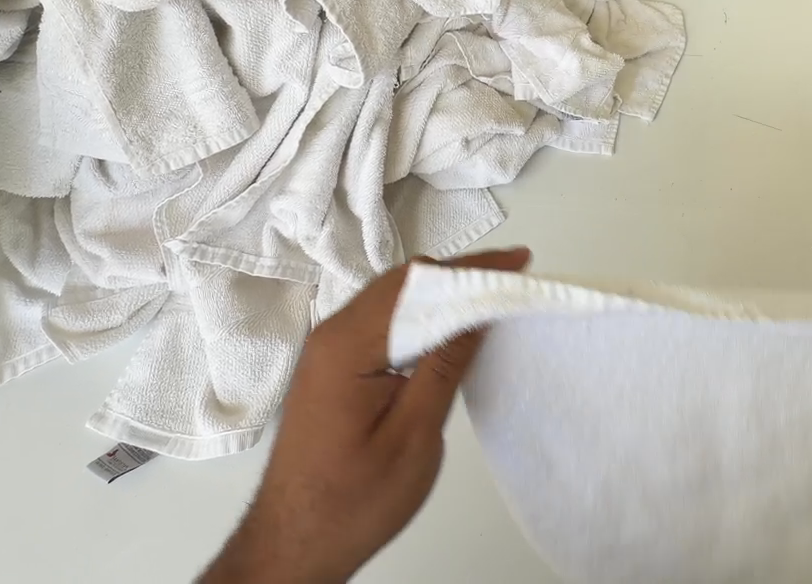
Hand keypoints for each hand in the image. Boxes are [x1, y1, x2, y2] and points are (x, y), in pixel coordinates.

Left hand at [203, 247, 532, 583]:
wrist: (292, 548)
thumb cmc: (353, 501)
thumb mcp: (414, 434)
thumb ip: (446, 364)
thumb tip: (478, 309)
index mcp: (347, 344)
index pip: (418, 283)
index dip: (473, 269)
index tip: (519, 262)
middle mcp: (333, 333)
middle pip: (405, 281)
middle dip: (461, 273)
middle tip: (512, 275)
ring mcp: (330, 347)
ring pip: (395, 296)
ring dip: (443, 291)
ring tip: (491, 294)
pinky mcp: (335, 364)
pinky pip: (385, 319)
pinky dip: (423, 312)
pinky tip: (451, 325)